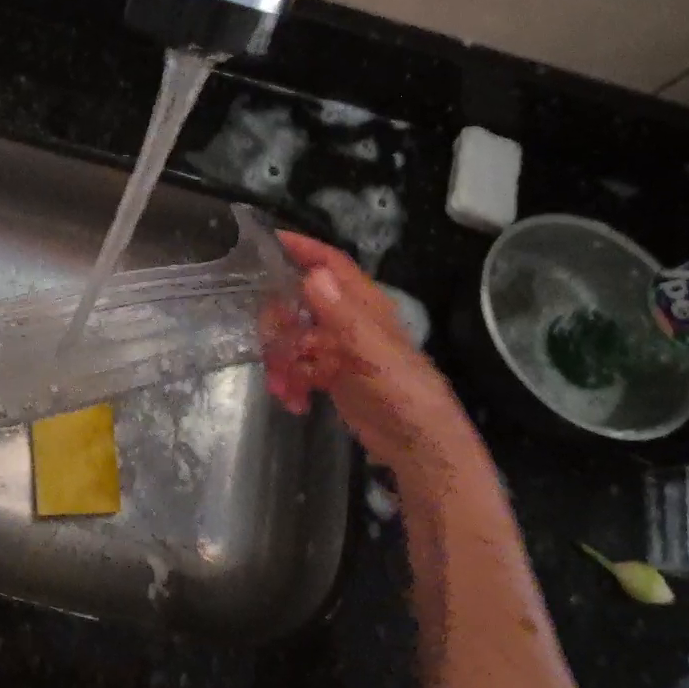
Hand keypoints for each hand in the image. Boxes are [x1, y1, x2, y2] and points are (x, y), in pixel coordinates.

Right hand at [261, 232, 469, 468]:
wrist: (420, 447)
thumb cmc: (405, 393)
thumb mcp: (374, 352)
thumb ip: (342, 315)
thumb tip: (312, 274)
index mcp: (364, 305)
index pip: (331, 263)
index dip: (304, 248)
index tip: (269, 240)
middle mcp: (349, 321)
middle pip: (300, 302)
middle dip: (278, 321)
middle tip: (268, 340)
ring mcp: (338, 350)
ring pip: (293, 338)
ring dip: (281, 360)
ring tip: (282, 386)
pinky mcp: (331, 376)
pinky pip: (297, 369)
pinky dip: (290, 383)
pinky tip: (295, 402)